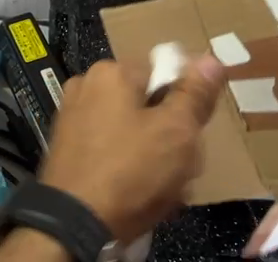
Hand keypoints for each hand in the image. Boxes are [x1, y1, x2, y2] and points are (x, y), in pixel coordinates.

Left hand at [37, 54, 225, 241]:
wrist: (75, 218)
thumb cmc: (131, 171)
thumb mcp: (176, 132)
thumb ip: (194, 96)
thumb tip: (210, 58)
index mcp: (111, 71)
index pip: (162, 75)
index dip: (185, 105)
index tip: (193, 135)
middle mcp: (86, 83)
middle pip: (146, 104)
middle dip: (169, 135)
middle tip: (181, 168)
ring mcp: (72, 113)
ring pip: (130, 128)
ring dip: (152, 154)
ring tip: (163, 187)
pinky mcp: (67, 143)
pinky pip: (110, 146)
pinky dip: (127, 164)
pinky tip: (138, 192)